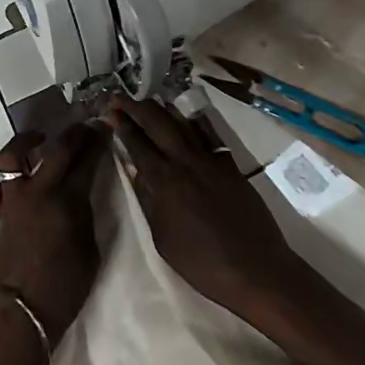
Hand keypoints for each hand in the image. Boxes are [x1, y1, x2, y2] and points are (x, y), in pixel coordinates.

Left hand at [0, 124, 106, 338]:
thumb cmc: (63, 289)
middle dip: (74, 134)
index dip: (98, 141)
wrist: (19, 314)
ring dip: (27, 141)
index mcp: (68, 202)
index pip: (87, 161)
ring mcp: (12, 200)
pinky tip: (5, 163)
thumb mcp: (90, 251)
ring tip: (39, 138)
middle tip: (84, 130)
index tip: (104, 128)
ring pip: (13, 156)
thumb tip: (79, 198)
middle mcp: (38, 192)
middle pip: (57, 149)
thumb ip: (84, 216)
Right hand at [105, 96, 311, 319]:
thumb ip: (149, 200)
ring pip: (182, 123)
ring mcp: (210, 159)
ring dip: (162, 108)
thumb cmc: (201, 262)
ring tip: (147, 99)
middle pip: (157, 123)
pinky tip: (187, 114)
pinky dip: (195, 121)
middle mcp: (185, 162)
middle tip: (120, 97)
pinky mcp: (230, 164)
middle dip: (135, 107)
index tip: (109, 110)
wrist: (255, 268)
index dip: (121, 124)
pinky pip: (209, 134)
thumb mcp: (163, 237)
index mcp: (163, 182)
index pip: (137, 143)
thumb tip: (137, 171)